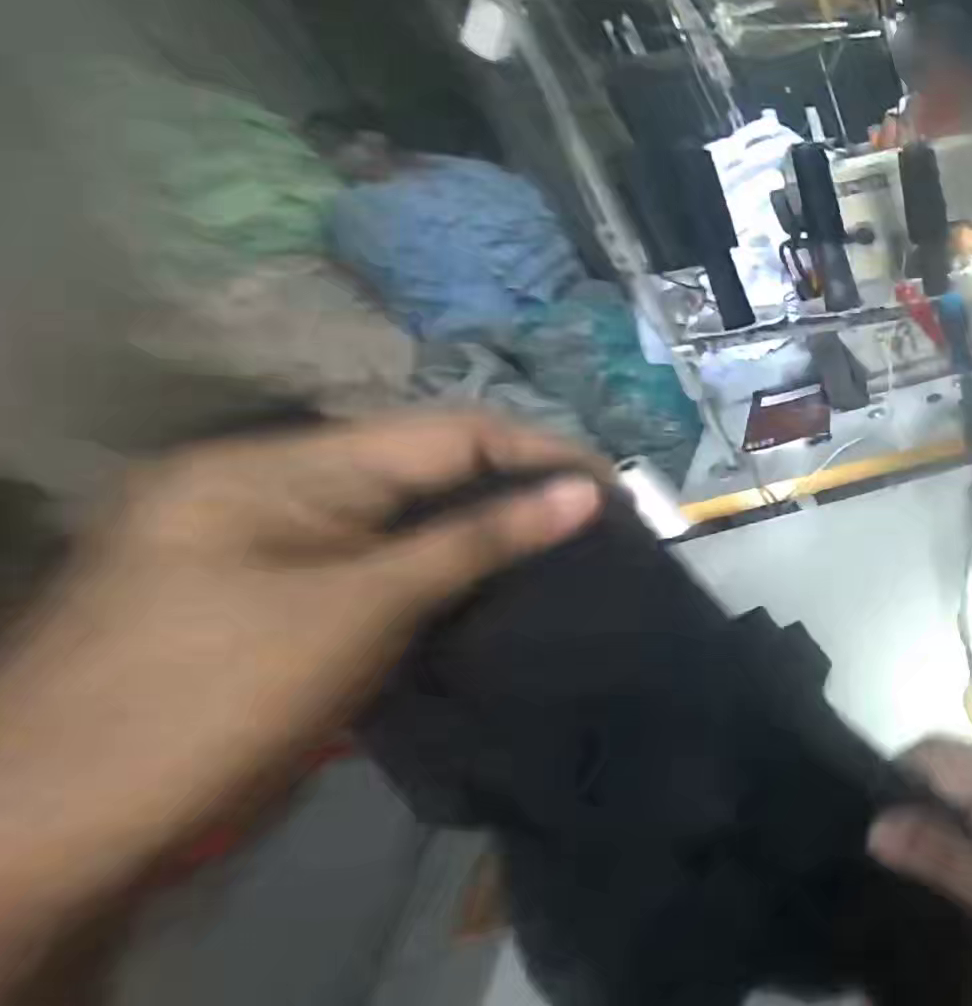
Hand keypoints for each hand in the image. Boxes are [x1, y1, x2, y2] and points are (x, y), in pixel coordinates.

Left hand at [0, 412, 607, 971]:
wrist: (57, 839)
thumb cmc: (216, 700)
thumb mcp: (366, 608)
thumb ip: (483, 539)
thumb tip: (588, 494)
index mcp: (276, 468)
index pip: (445, 433)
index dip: (539, 452)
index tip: (613, 487)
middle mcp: (275, 484)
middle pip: (431, 464)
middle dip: (520, 483)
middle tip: (600, 515)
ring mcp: (276, 536)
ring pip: (417, 509)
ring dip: (493, 520)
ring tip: (570, 536)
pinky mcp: (286, 584)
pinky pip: (393, 550)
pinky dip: (455, 556)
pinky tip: (503, 569)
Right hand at [869, 741, 971, 1005]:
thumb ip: (942, 857)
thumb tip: (875, 823)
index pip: (938, 752)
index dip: (894, 775)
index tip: (858, 816)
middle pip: (945, 767)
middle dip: (907, 800)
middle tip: (871, 848)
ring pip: (957, 789)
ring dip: (926, 818)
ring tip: (892, 857)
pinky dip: (949, 830)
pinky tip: (931, 861)